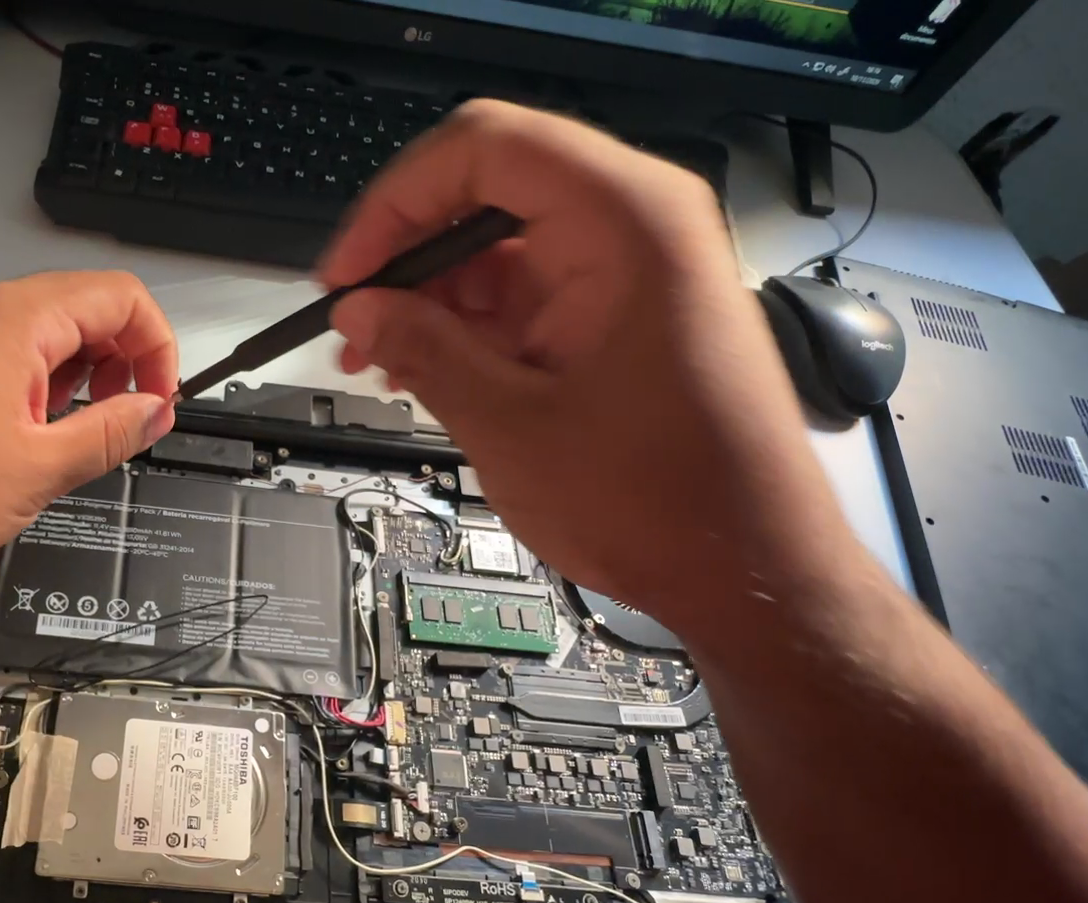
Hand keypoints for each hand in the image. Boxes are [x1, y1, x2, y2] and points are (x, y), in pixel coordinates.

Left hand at [0, 271, 177, 641]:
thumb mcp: (39, 467)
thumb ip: (110, 432)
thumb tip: (154, 411)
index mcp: (13, 320)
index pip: (118, 297)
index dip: (157, 346)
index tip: (160, 402)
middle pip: (84, 308)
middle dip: (124, 361)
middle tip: (128, 422)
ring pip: (46, 335)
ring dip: (83, 376)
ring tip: (83, 436)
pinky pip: (9, 358)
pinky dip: (42, 387)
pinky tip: (39, 435)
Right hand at [321, 101, 858, 639]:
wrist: (739, 567)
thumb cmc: (657, 503)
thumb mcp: (508, 423)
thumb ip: (423, 349)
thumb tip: (362, 310)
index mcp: (624, 223)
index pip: (482, 149)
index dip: (394, 204)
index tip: (347, 272)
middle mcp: (634, 227)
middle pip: (485, 196)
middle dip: (405, 260)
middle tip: (355, 324)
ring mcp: (626, 272)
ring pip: (496, 251)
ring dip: (429, 302)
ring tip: (382, 362)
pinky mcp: (615, 316)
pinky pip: (521, 296)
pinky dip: (466, 329)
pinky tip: (427, 372)